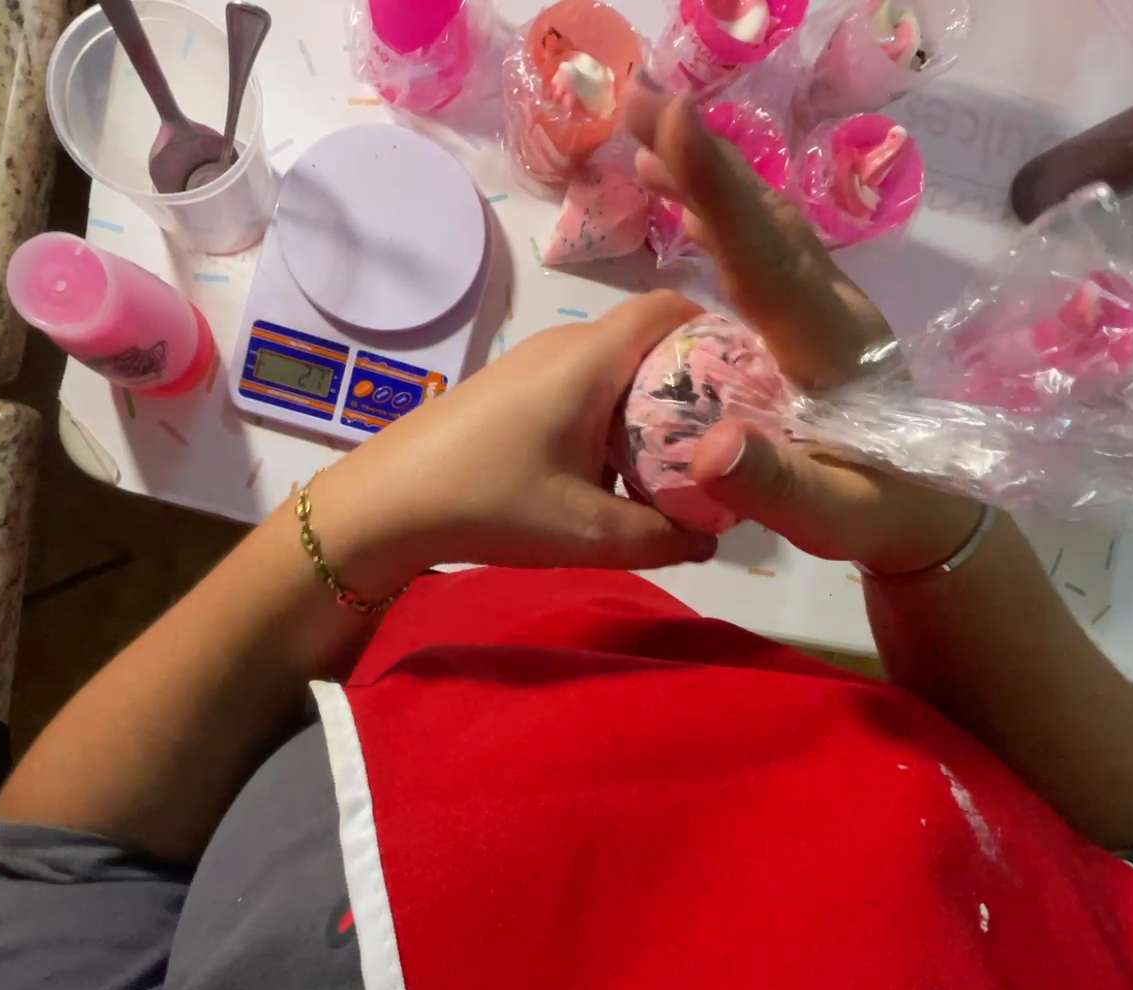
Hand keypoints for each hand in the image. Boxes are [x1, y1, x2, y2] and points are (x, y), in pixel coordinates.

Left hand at [304, 290, 718, 598]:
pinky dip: (606, 417)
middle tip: (717, 437)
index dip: (717, 333)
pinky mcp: (509, 388)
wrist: (387, 502)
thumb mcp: (586, 530)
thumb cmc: (491, 501)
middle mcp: (564, 344)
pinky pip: (578, 386)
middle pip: (646, 339)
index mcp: (591, 357)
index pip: (671, 307)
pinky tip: (604, 470)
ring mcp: (530, 363)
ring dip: (643, 406)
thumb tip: (711, 539)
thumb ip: (660, 536)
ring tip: (667, 462)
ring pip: (610, 367)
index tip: (745, 383)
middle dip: (688, 382)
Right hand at [624, 81, 981, 573]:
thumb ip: (775, 484)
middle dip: (699, 156)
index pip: (766, 255)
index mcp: (829, 344)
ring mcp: (822, 305)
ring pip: (763, 222)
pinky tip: (682, 214)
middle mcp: (829, 305)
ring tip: (638, 145)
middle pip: (762, 216)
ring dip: (705, 178)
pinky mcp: (810, 316)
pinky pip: (761, 248)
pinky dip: (720, 216)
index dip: (719, 188)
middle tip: (633, 101)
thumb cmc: (875, 511)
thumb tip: (708, 446)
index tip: (673, 117)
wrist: (929, 509)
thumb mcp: (826, 514)